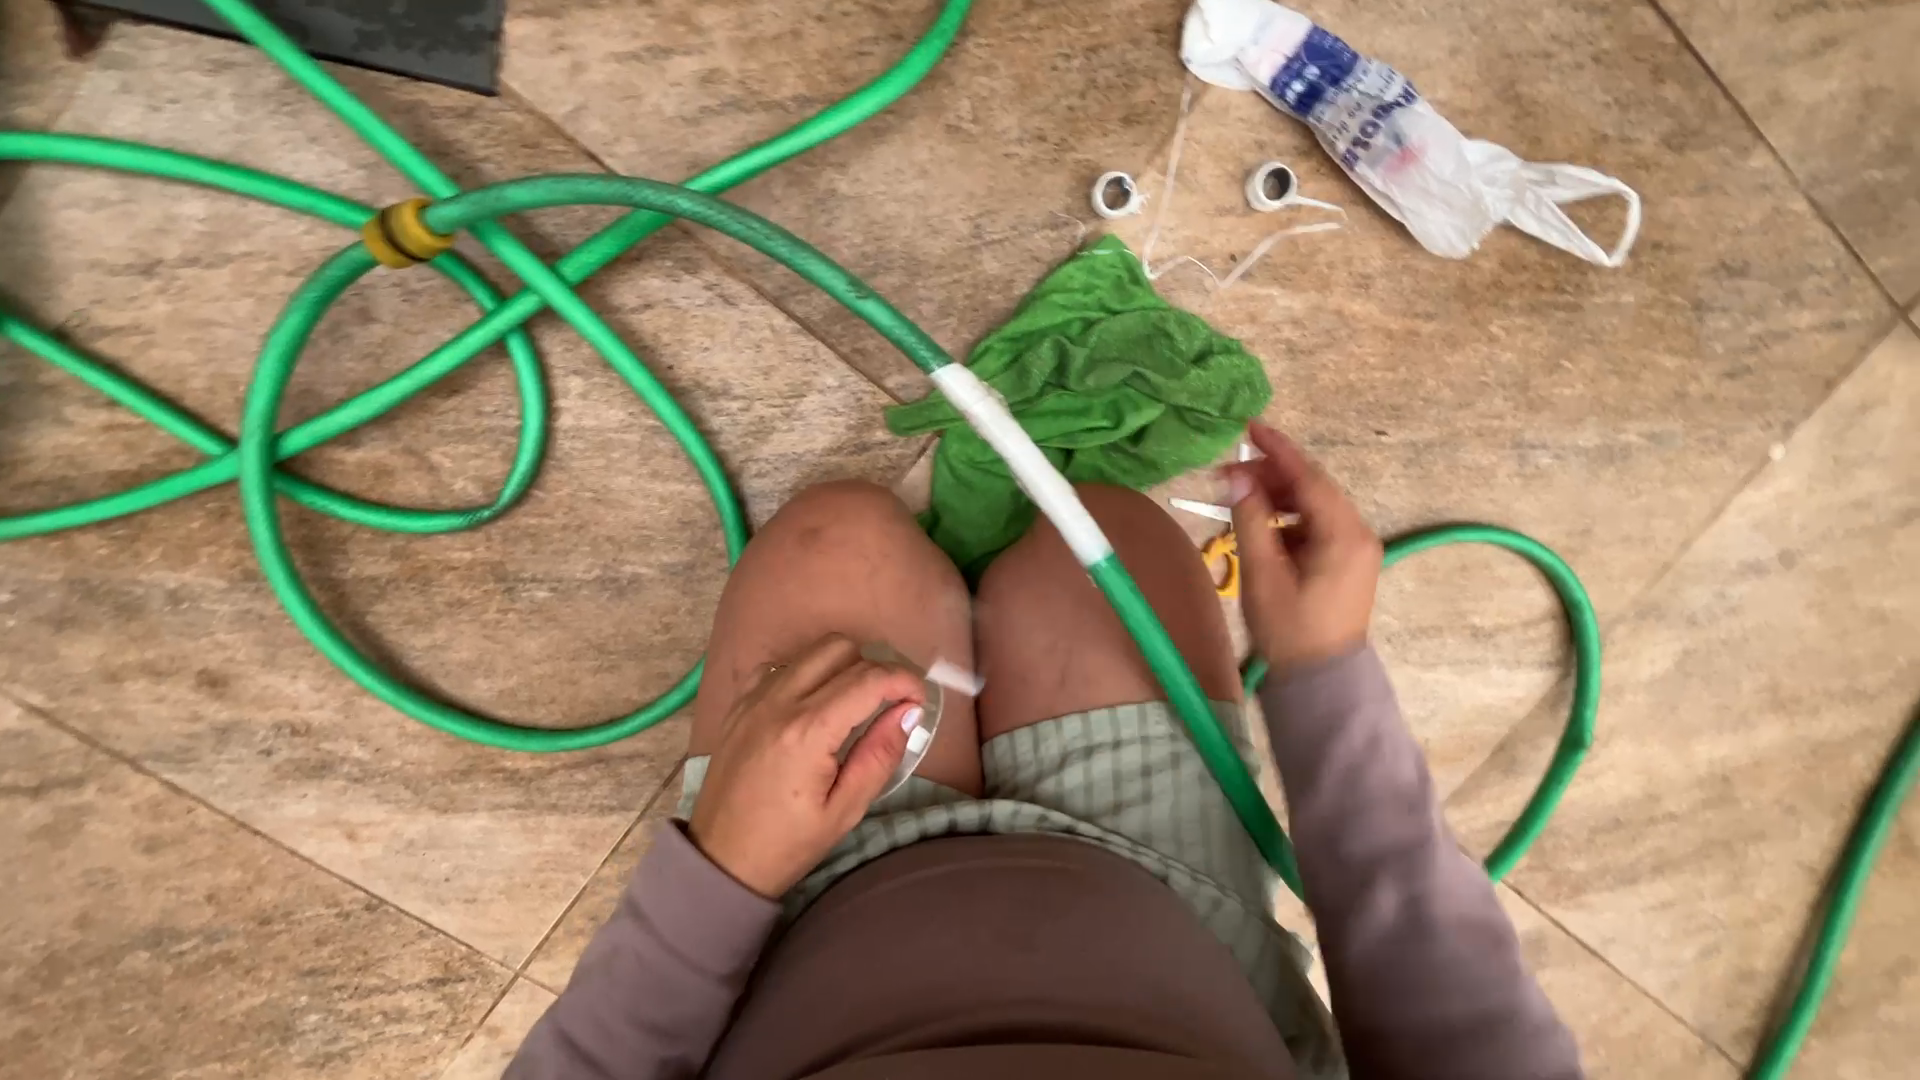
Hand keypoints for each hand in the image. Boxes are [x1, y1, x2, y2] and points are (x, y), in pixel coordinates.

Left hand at [688, 634, 926, 897]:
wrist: (718, 860)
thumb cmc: (786, 844)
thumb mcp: (845, 810)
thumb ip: (880, 755)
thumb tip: (909, 711)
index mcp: (808, 731)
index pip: (869, 679)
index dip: (904, 681)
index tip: (918, 699)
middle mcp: (779, 701)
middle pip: (842, 648)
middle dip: (875, 668)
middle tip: (887, 701)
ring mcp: (755, 697)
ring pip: (813, 650)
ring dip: (843, 665)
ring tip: (854, 702)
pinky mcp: (740, 702)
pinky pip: (783, 665)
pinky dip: (808, 672)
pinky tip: (814, 703)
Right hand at [1222, 422, 1382, 674]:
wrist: (1321, 679)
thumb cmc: (1290, 629)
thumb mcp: (1262, 573)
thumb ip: (1250, 520)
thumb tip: (1236, 478)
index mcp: (1343, 534)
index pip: (1308, 477)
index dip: (1278, 450)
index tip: (1250, 427)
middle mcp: (1357, 533)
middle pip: (1311, 488)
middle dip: (1270, 475)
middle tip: (1226, 473)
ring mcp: (1354, 548)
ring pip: (1312, 506)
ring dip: (1275, 496)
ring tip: (1237, 497)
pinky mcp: (1345, 561)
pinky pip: (1314, 525)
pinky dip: (1286, 517)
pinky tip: (1259, 522)